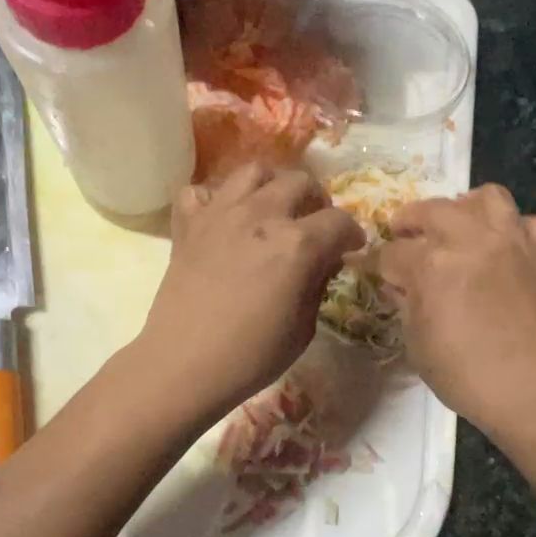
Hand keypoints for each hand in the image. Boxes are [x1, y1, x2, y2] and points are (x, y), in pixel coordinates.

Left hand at [134, 162, 363, 417]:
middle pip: (300, 182)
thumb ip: (318, 284)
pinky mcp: (188, 224)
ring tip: (273, 211)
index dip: (352, 235)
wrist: (183, 365)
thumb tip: (325, 260)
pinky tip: (223, 221)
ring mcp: (220, 213)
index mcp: (298, 244)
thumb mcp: (302, 328)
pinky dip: (214, 199)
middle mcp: (261, 215)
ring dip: (271, 186)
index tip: (351, 249)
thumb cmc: (251, 358)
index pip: (339, 222)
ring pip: (254, 171)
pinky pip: (200, 191)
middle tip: (315, 226)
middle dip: (316, 201)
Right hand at [378, 184, 535, 431]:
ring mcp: (512, 241)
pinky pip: (528, 222)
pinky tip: (502, 245)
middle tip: (402, 233)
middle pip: (433, 210)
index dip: (371, 261)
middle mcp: (471, 240)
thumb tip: (399, 286)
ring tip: (456, 223)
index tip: (362, 265)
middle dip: (410, 219)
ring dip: (463, 206)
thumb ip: (407, 306)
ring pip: (487, 197)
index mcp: (432, 265)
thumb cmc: (466, 376)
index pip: (390, 253)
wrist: (534, 390)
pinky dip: (512, 228)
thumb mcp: (418, 345)